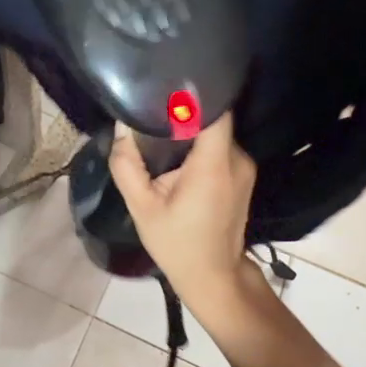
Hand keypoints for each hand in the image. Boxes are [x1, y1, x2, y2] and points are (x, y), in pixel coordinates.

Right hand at [107, 114, 260, 309]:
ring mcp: (245, 167)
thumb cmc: (177, 244)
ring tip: (161, 136)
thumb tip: (121, 128)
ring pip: (216, 133)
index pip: (214, 112)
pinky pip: (221, 147)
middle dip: (185, 116)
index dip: (193, 96)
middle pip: (212, 120)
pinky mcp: (244, 174)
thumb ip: (127, 165)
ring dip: (192, 133)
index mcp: (213, 165)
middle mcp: (237, 159)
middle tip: (152, 113)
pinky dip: (201, 147)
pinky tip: (178, 157)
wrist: (213, 277)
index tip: (166, 89)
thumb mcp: (142, 207)